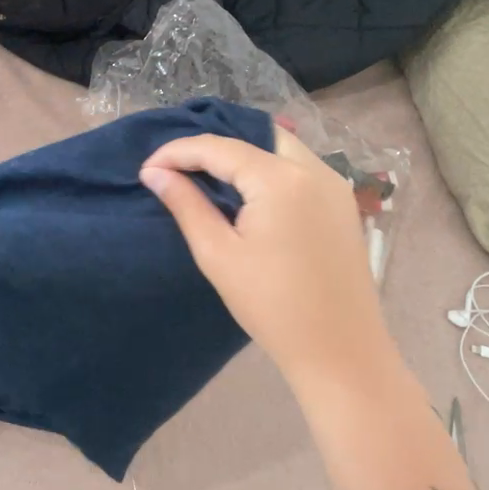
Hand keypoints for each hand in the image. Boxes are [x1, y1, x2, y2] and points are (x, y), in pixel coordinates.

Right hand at [140, 129, 393, 385]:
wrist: (342, 354)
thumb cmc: (272, 305)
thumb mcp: (217, 253)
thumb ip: (185, 204)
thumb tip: (154, 173)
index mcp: (280, 180)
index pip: (217, 147)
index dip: (176, 152)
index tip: (147, 170)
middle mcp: (313, 170)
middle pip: (252, 135)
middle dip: (210, 146)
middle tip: (176, 168)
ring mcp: (334, 185)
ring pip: (278, 146)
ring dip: (240, 154)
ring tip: (203, 175)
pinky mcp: (342, 204)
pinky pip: (298, 166)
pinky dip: (266, 166)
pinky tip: (243, 190)